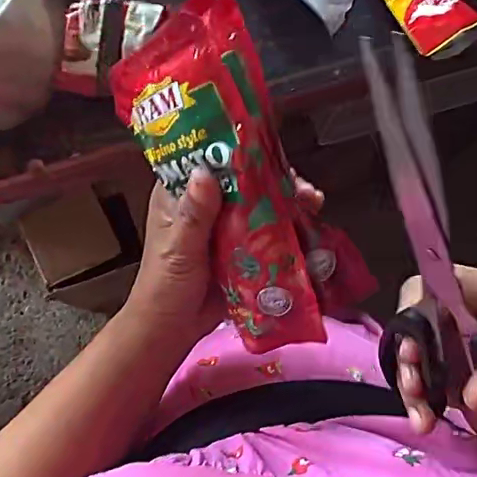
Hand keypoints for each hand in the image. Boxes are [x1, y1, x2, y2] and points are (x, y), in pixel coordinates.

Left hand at [125, 169, 327, 339]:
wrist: (172, 329)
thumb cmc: (164, 286)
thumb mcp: (179, 249)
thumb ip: (194, 215)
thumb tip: (205, 173)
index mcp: (180, 194)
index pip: (209, 158)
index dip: (238, 149)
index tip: (268, 147)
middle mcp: (206, 203)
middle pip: (244, 178)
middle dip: (275, 177)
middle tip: (300, 186)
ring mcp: (226, 225)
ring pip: (260, 202)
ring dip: (287, 201)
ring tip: (312, 203)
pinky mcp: (243, 247)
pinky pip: (268, 231)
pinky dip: (288, 228)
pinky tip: (309, 228)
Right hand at [392, 265, 476, 476]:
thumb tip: (475, 386)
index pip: (453, 280)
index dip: (421, 306)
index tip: (411, 350)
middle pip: (427, 307)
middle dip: (412, 348)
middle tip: (415, 389)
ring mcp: (474, 333)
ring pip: (418, 335)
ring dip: (411, 373)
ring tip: (422, 414)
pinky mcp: (461, 357)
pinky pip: (424, 361)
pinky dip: (417, 389)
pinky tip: (425, 418)